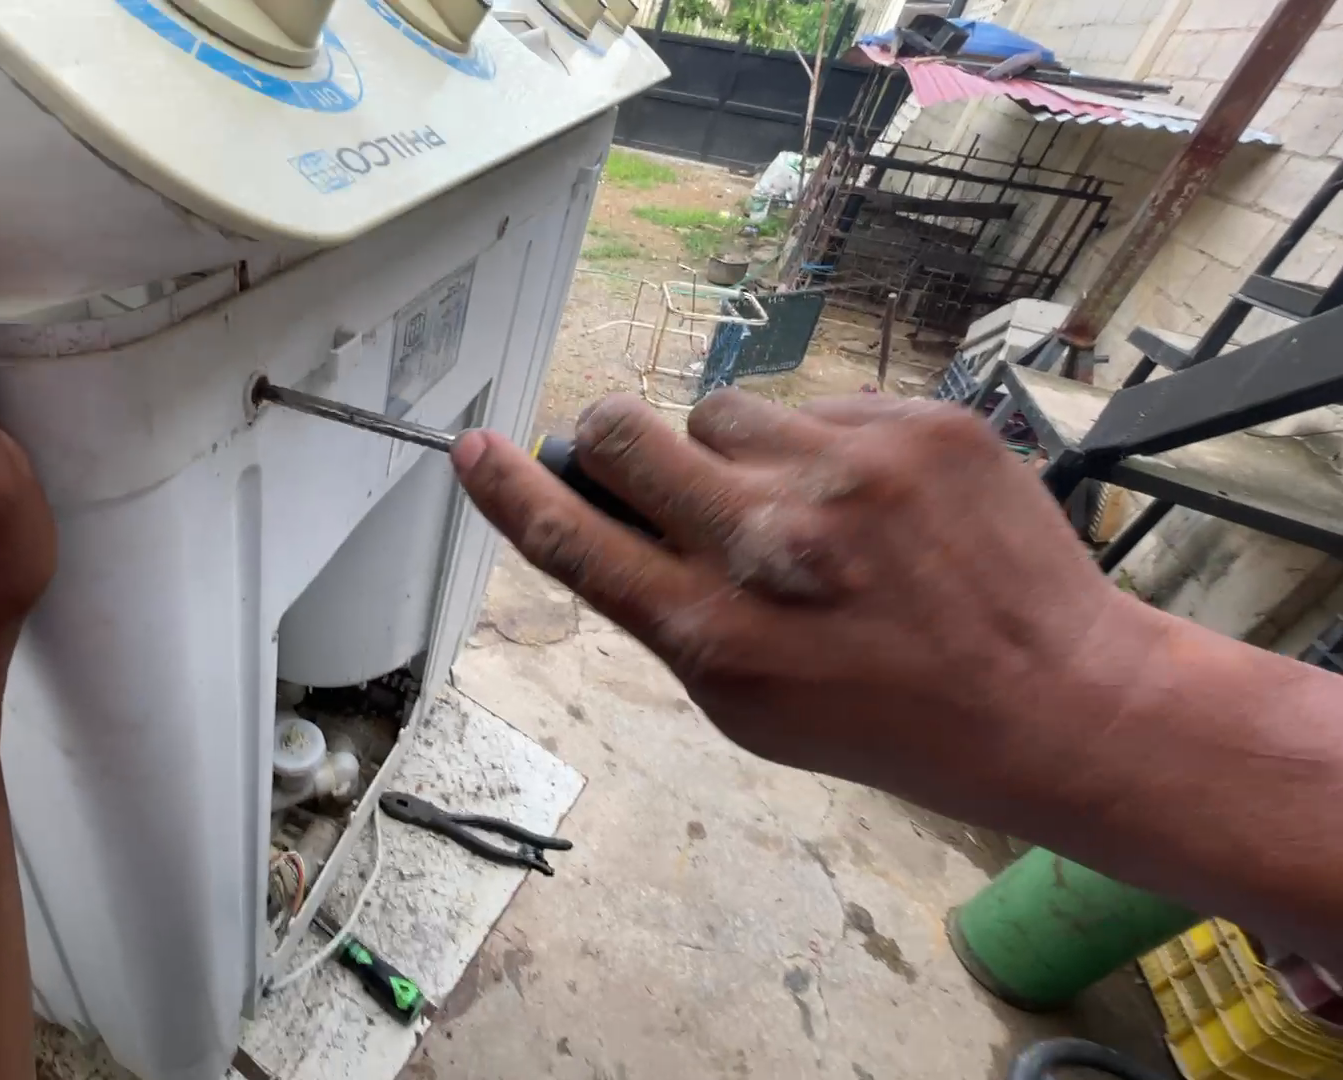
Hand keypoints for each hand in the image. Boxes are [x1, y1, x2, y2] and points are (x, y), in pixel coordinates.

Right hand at [451, 391, 1159, 813]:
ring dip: (725, 452)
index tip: (471, 448)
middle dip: (611, 441)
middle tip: (644, 466)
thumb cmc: (871, 715)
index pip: (573, 541)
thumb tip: (600, 512)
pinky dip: (810, 445)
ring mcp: (845, 472)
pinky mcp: (915, 422)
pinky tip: (866, 495)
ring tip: (794, 503)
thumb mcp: (734, 695)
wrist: (1057, 700)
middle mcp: (764, 543)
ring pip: (716, 410)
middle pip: (622, 433)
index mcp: (710, 630)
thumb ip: (656, 603)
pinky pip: (806, 405)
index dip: (509, 490)